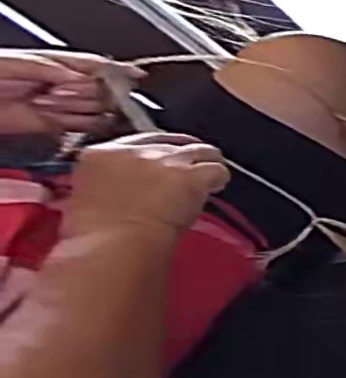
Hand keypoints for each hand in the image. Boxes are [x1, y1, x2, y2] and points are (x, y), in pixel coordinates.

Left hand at [0, 51, 141, 135]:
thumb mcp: (7, 62)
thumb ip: (48, 66)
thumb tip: (85, 77)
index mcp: (57, 65)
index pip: (102, 65)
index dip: (121, 70)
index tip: (134, 76)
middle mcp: (67, 85)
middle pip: (108, 89)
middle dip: (86, 92)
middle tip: (55, 91)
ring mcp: (66, 105)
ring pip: (102, 108)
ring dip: (76, 108)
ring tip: (43, 104)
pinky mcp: (62, 124)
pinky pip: (93, 126)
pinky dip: (80, 123)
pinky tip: (55, 118)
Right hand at [64, 132, 230, 237]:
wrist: (117, 238)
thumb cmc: (98, 225)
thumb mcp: (92, 187)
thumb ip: (116, 172)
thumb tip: (141, 174)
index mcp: (100, 153)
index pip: (143, 139)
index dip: (164, 148)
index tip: (172, 160)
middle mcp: (134, 151)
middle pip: (176, 143)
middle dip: (189, 155)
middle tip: (197, 169)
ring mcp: (165, 161)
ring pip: (203, 151)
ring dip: (209, 163)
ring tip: (210, 179)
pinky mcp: (191, 175)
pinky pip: (217, 169)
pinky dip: (220, 178)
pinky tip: (214, 189)